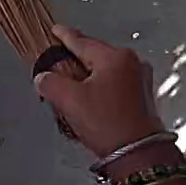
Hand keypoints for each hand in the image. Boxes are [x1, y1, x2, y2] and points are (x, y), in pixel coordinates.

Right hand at [34, 25, 167, 157]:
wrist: (137, 153)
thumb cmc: (109, 125)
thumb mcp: (69, 100)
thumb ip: (50, 83)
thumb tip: (43, 78)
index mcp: (114, 57)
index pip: (82, 41)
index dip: (64, 36)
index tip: (56, 31)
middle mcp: (131, 63)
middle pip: (95, 55)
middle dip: (75, 61)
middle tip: (58, 66)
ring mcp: (140, 79)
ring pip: (105, 70)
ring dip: (88, 77)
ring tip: (72, 91)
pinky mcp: (142, 96)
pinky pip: (115, 83)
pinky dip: (100, 88)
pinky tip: (91, 102)